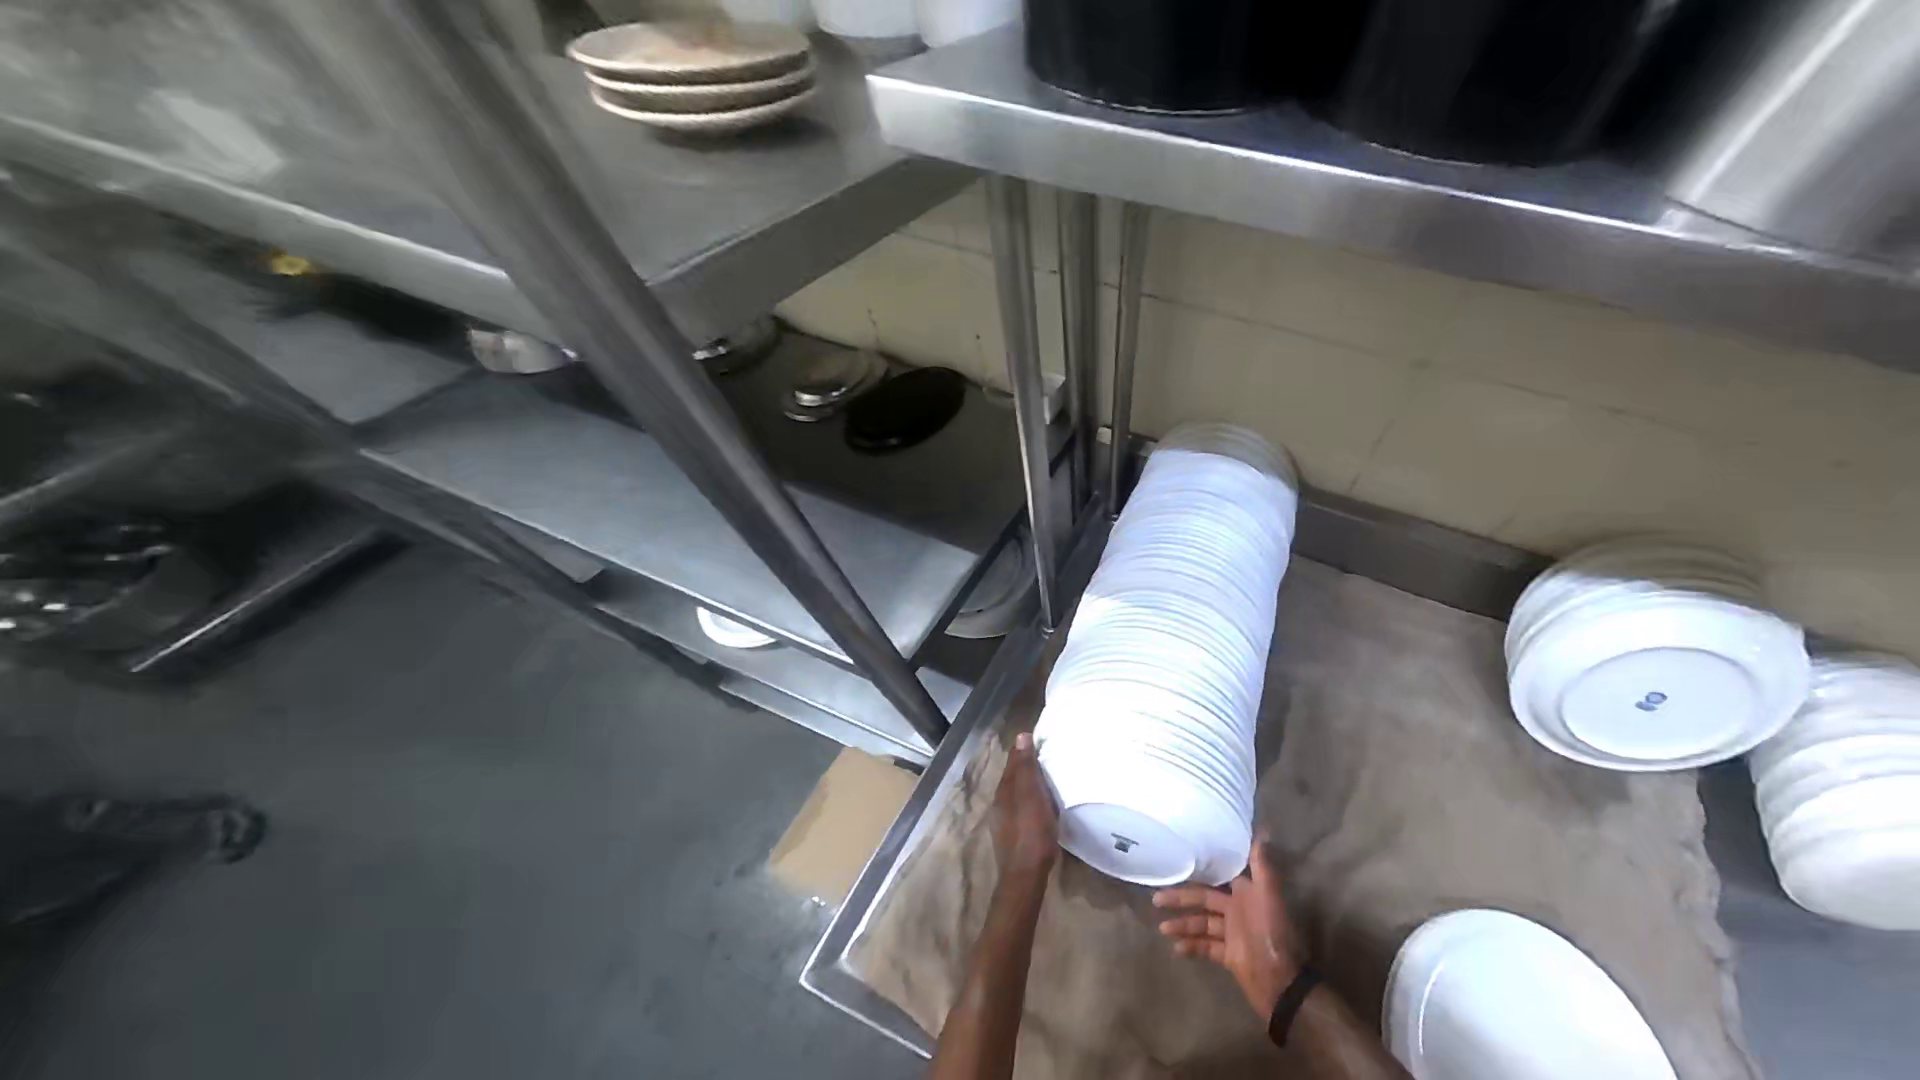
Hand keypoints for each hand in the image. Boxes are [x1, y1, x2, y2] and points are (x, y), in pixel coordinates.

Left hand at [991, 732, 1058, 879]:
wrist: (1025, 875)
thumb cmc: (1031, 830)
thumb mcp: (1031, 794)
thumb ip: (1026, 767)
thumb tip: (1021, 736)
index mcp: (1003, 790)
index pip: (1013, 763)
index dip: (1025, 752)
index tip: (1041, 743)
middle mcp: (999, 803)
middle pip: (1013, 779)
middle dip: (1027, 769)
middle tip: (1048, 761)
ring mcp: (1004, 821)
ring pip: (1017, 796)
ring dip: (1029, 788)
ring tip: (1048, 784)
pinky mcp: (1012, 836)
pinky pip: (1022, 811)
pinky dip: (1031, 804)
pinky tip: (1042, 809)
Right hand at [1153, 837, 1302, 1016]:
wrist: (1281, 983)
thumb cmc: (1272, 933)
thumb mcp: (1268, 896)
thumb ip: (1262, 864)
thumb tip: (1262, 828)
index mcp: (1246, 892)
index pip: (1217, 876)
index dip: (1198, 869)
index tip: (1175, 860)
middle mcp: (1237, 909)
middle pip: (1202, 899)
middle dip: (1180, 899)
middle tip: (1156, 898)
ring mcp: (1232, 933)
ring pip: (1201, 923)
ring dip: (1182, 925)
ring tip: (1162, 928)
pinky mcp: (1229, 955)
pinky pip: (1206, 947)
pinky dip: (1192, 947)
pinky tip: (1175, 948)